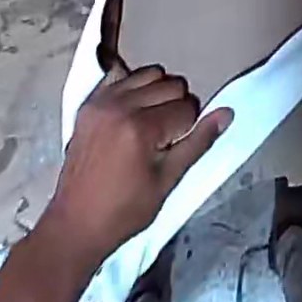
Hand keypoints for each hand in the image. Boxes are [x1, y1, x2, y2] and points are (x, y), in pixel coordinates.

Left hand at [35, 66, 231, 268]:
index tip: (175, 148)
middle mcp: (120, 107)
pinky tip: (132, 109)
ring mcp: (101, 103)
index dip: (189, 128)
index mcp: (141, 128)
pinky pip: (121, 76)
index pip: (188, 106)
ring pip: (150, 74)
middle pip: (172, 85)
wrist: (73, 227)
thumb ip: (199, 141)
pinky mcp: (88, 105)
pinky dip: (133, 86)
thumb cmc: (124, 211)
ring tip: (151, 121)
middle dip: (177, 107)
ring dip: (158, 92)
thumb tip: (227, 112)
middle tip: (166, 136)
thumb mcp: (168, 180)